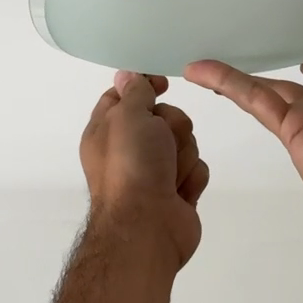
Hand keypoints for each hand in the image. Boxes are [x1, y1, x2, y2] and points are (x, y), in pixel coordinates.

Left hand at [79, 71, 209, 266]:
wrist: (147, 227)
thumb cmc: (131, 166)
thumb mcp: (128, 116)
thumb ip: (134, 92)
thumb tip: (127, 75)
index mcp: (107, 130)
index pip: (125, 95)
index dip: (144, 87)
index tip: (162, 86)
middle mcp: (129, 150)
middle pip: (165, 117)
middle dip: (172, 127)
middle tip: (162, 144)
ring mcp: (154, 173)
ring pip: (185, 143)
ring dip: (183, 155)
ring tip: (169, 174)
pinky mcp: (177, 192)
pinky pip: (196, 169)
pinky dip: (191, 178)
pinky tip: (180, 192)